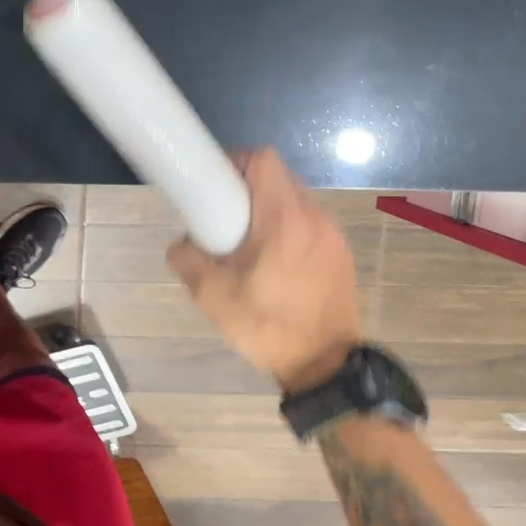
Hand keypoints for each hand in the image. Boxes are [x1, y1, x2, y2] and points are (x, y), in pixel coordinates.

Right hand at [166, 147, 360, 392]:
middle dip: (246, 189)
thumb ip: (186, 257)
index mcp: (283, 219)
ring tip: (246, 246)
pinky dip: (286, 230)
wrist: (324, 366)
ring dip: (267, 210)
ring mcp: (332, 235)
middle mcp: (314, 217)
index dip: (233, 163)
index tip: (214, 188)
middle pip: (277, 178)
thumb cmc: (265, 325)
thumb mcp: (209, 295)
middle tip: (222, 220)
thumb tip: (185, 242)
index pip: (261, 160)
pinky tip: (272, 264)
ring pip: (294, 200)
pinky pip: (308, 224)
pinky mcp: (340, 253)